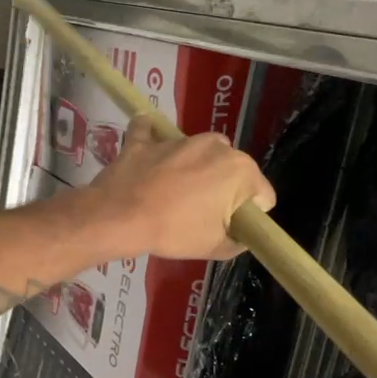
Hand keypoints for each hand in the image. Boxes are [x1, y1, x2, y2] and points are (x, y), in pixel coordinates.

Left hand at [81, 117, 275, 260]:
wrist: (116, 218)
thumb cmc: (173, 231)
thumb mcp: (217, 246)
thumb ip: (237, 238)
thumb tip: (237, 234)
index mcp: (240, 169)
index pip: (260, 195)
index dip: (247, 213)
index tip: (227, 225)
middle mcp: (212, 145)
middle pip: (229, 168)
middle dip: (221, 185)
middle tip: (197, 209)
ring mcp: (174, 140)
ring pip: (195, 150)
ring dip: (190, 164)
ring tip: (172, 189)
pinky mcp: (141, 141)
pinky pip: (147, 131)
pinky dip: (148, 136)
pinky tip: (148, 144)